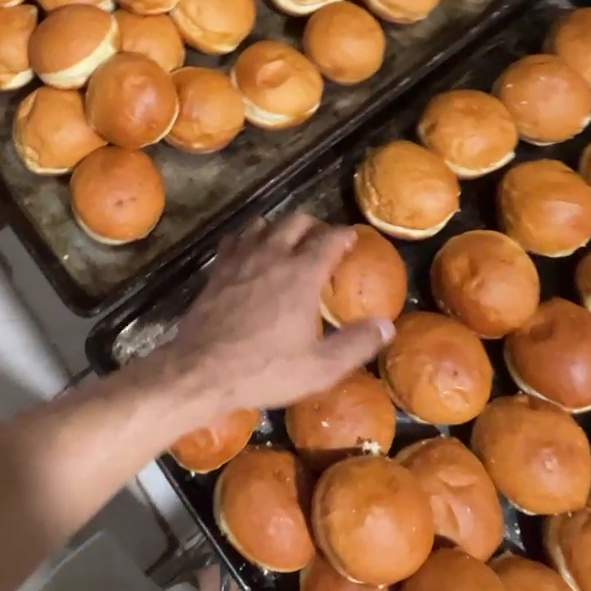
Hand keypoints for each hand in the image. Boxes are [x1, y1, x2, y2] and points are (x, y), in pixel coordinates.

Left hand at [144, 213, 394, 420]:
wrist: (203, 370)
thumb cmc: (265, 370)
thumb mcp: (320, 367)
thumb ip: (356, 344)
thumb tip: (387, 325)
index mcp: (301, 274)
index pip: (329, 239)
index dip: (344, 235)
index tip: (353, 238)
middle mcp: (272, 255)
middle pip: (296, 220)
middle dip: (314, 225)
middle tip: (323, 240)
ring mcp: (241, 257)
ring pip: (264, 223)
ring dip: (281, 227)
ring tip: (289, 242)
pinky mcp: (218, 267)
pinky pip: (237, 237)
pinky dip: (250, 237)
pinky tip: (252, 252)